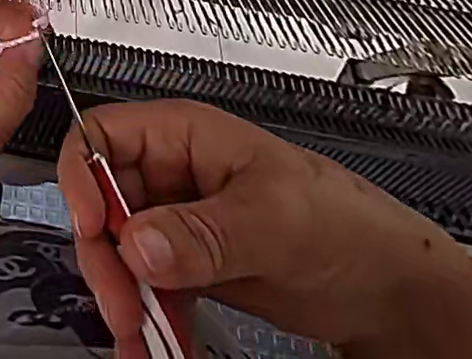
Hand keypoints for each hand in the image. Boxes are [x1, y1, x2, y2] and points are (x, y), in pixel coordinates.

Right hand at [59, 100, 471, 358]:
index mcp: (181, 134)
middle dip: (105, 254)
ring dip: (123, 294)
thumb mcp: (271, 217)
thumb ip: (203, 231)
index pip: (103, 133)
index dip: (84, 172)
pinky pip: (145, 283)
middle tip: (124, 305)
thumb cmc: (342, 219)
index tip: (90, 226)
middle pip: (102, 197)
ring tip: (143, 338)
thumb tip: (138, 243)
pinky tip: (160, 343)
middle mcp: (171, 170)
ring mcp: (177, 217)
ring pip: (118, 246)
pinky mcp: (187, 260)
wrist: (387, 287)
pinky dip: (146, 316)